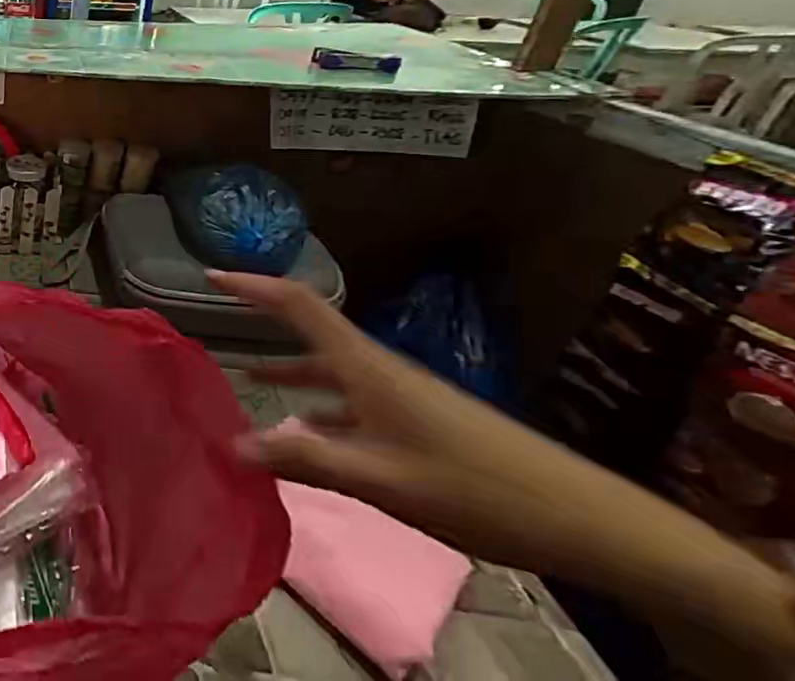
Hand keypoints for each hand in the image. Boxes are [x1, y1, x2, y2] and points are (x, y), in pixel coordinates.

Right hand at [213, 271, 794, 671]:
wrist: (583, 520)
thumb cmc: (475, 489)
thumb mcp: (380, 479)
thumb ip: (304, 458)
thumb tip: (233, 444)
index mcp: (366, 367)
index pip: (299, 306)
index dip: (254, 285)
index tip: (211, 275)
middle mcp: (378, 369)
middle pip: (310, 331)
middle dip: (263, 323)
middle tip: (218, 325)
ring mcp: (401, 394)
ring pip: (330, 370)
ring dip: (288, 370)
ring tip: (247, 378)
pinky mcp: (418, 420)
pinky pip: (353, 402)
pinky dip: (320, 409)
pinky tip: (308, 434)